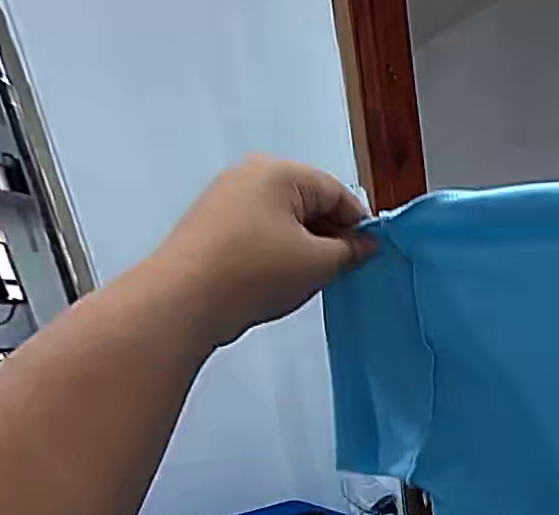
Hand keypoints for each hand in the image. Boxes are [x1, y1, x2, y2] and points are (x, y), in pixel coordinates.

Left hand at [144, 156, 375, 345]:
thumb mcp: (318, 264)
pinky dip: (281, 252)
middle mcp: (250, 175)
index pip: (336, 191)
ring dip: (307, 246)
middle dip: (332, 234)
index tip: (371, 253)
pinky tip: (283, 279)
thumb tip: (366, 245)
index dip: (359, 224)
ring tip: (313, 278)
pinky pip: (262, 232)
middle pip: (309, 201)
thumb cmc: (253, 273)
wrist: (187, 298)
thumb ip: (350, 251)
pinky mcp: (215, 226)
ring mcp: (228, 198)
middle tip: (345, 269)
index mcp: (279, 171)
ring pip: (285, 219)